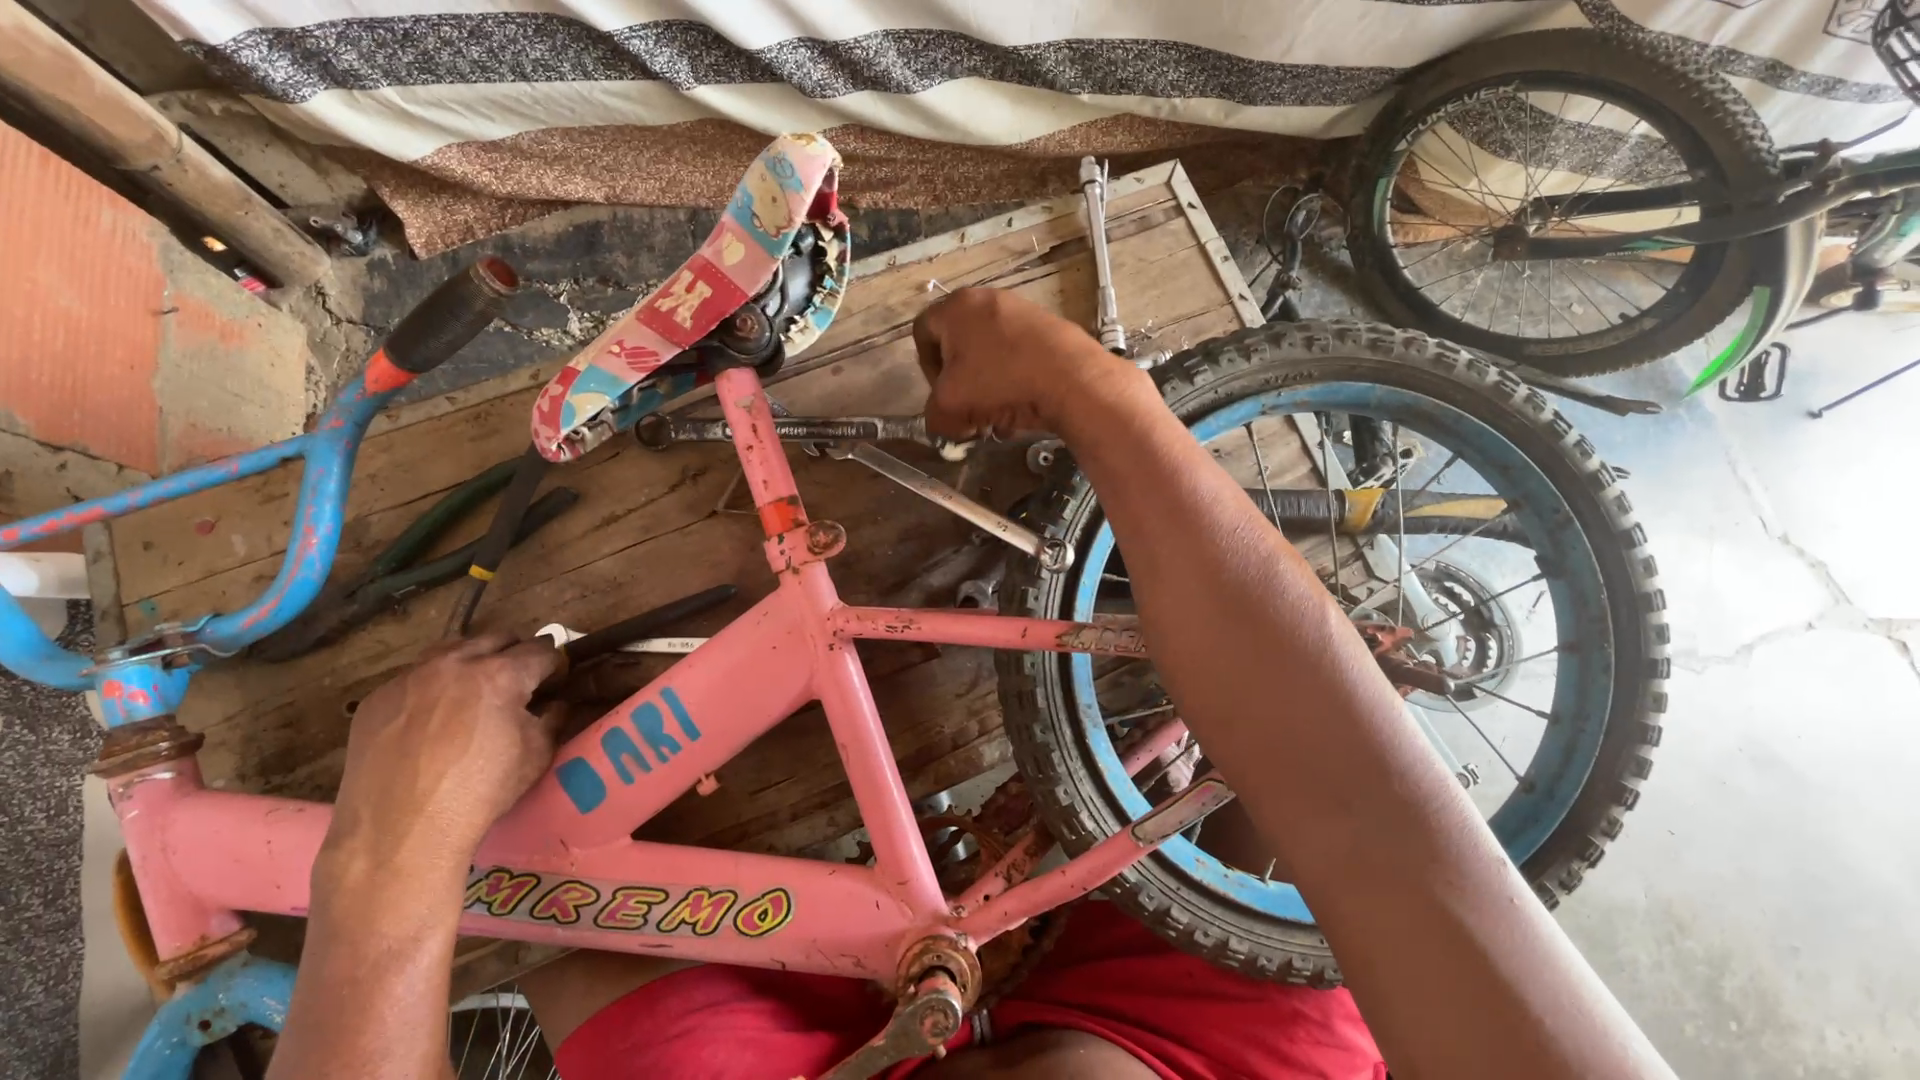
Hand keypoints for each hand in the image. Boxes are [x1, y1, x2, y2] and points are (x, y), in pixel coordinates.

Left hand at [321, 633, 560, 883]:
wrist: (400, 830)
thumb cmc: (481, 792)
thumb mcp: (537, 755)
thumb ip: (553, 719)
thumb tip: (556, 703)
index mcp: (501, 674)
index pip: (541, 650)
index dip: (555, 664)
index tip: (556, 680)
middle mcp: (455, 663)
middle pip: (497, 638)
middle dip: (516, 654)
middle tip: (520, 682)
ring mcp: (410, 677)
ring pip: (452, 650)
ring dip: (472, 662)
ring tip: (475, 692)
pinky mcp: (378, 698)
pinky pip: (414, 679)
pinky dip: (433, 688)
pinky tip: (433, 721)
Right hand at [913, 288, 1151, 437]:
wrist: (1069, 376)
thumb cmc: (998, 381)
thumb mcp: (950, 406)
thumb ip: (935, 415)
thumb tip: (945, 422)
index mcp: (955, 307)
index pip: (922, 333)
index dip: (926, 368)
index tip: (942, 393)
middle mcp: (986, 300)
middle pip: (959, 344)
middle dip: (960, 382)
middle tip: (968, 408)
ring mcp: (1020, 310)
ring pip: (990, 353)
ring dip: (987, 386)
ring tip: (997, 414)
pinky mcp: (1047, 327)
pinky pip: (1018, 355)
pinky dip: (1014, 381)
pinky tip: (1022, 407)